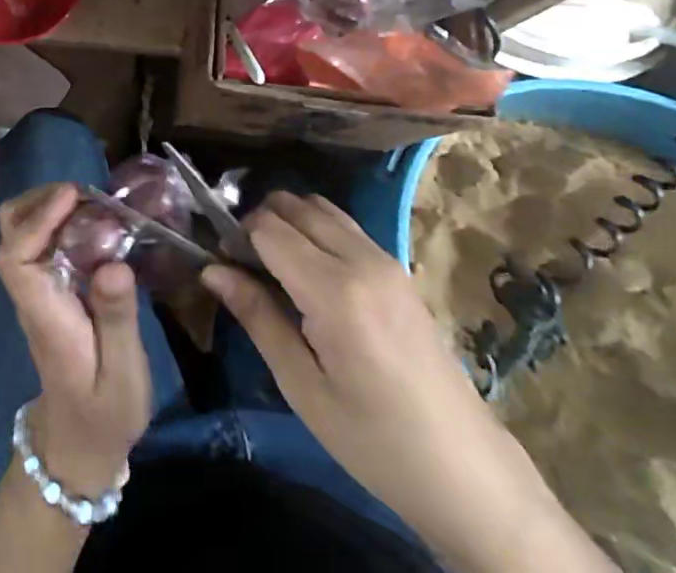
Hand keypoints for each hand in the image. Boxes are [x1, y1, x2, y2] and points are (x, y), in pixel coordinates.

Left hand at [0, 184, 152, 496]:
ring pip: (21, 234)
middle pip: (8, 235)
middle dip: (37, 202)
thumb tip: (114, 263)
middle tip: (85, 192)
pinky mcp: (50, 292)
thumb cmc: (104, 413)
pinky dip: (61, 222)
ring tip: (92, 201)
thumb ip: (117, 320)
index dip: (39, 219)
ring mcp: (37, 292)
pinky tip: (94, 220)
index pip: (17, 257)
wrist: (77, 442)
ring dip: (48, 207)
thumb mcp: (123, 374)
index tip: (73, 194)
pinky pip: (43, 244)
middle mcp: (32, 295)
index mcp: (43, 314)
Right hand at [202, 192, 614, 572]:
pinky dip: (315, 229)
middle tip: (241, 265)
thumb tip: (211, 270)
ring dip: (288, 222)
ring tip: (271, 267)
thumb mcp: (301, 386)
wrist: (464, 469)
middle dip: (259, 222)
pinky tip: (307, 272)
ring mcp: (387, 261)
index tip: (221, 266)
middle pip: (294, 206)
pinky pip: (345, 227)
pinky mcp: (399, 270)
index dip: (235, 238)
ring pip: (321, 208)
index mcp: (335, 292)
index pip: (267, 228)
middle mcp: (363, 261)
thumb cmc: (372, 439)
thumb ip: (257, 316)